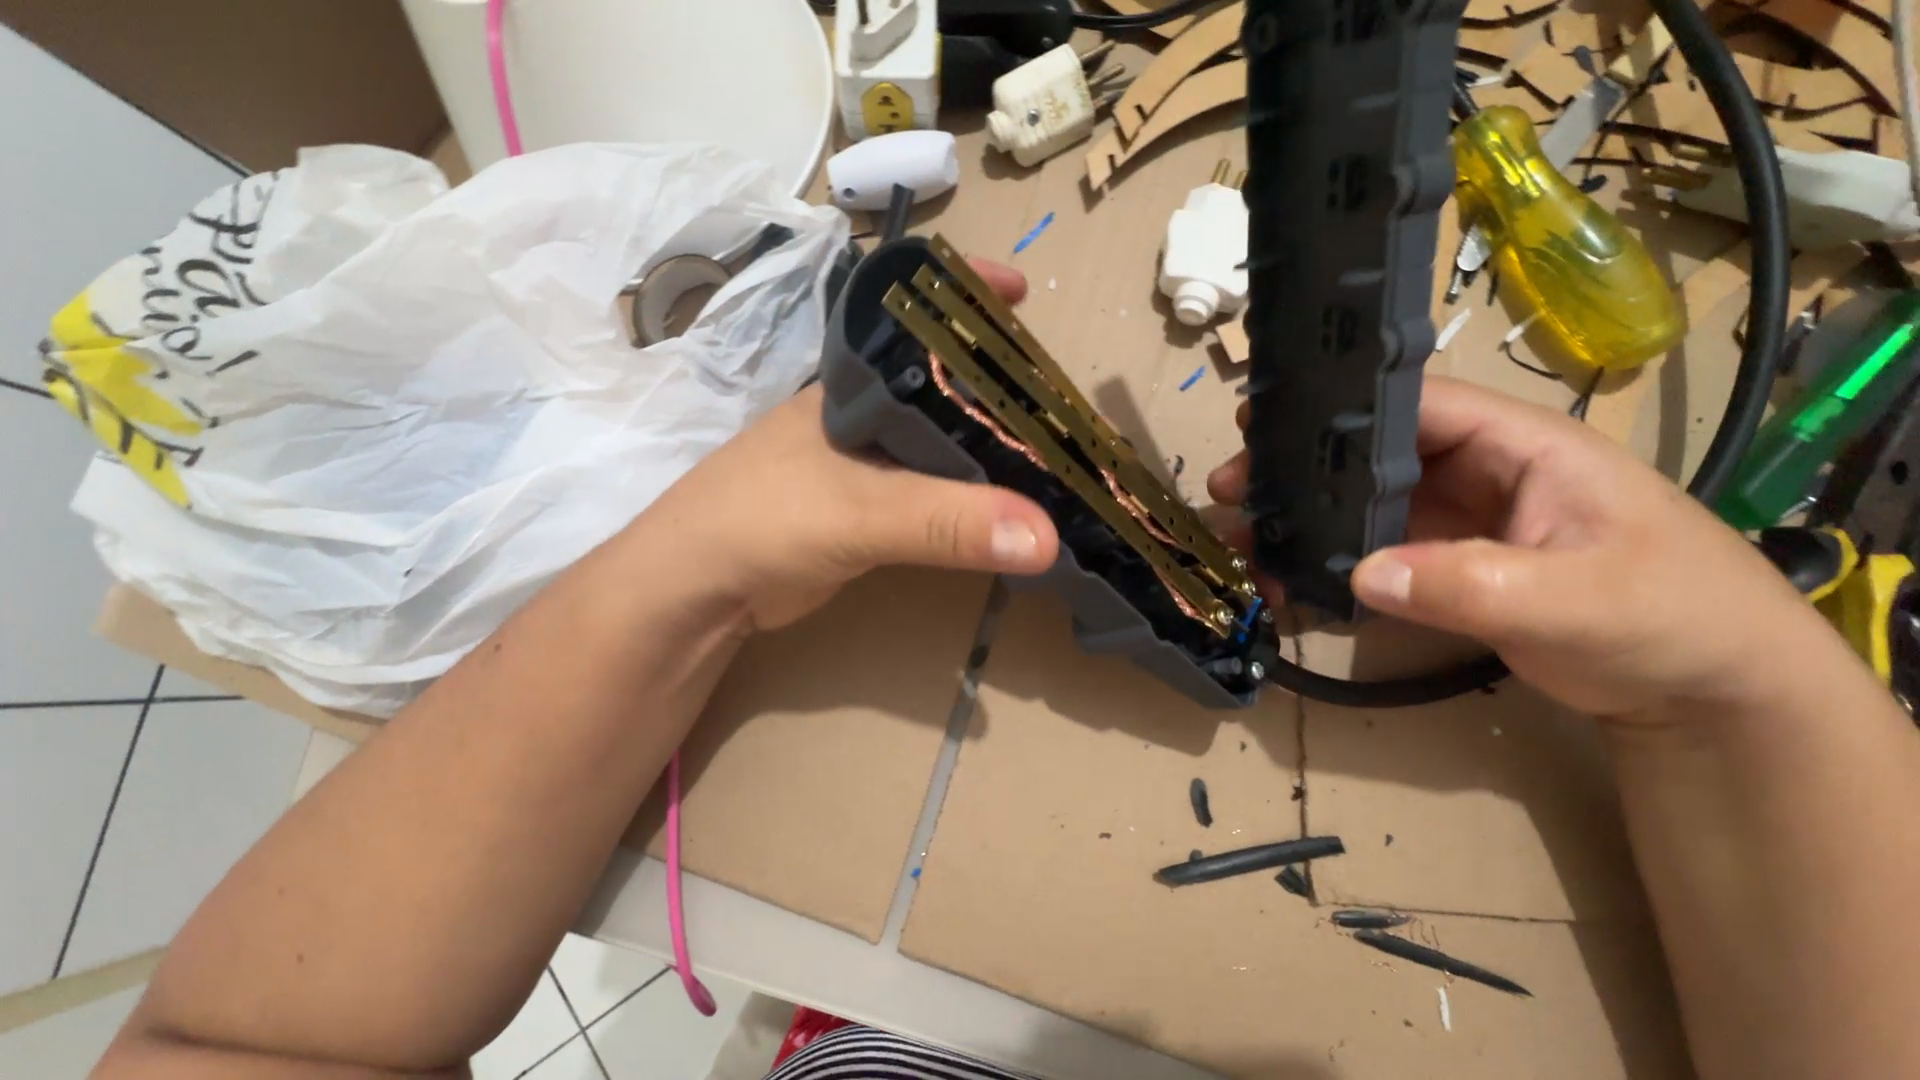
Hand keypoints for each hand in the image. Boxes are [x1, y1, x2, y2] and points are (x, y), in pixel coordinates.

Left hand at [636, 259, 1059, 631]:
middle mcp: (864, 411)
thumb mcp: (857, 512)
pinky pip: (934, 489)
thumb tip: (1048, 537)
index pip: (919, 319)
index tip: (1024, 293)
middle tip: (1065, 396)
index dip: (968, 298)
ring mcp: (865, 461)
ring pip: (943, 439)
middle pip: (944, 382)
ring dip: (991, 444)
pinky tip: (1005, 505)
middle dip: (1001, 381)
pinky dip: (971, 494)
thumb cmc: (762, 520)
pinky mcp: (869, 509)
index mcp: (855, 383)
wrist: (699, 589)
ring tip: (1055, 449)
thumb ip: (947, 521)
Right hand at [1209, 376, 1832, 718]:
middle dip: (1302, 470)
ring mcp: (1465, 524)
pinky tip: (1288, 582)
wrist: (1713, 695)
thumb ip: (1470, 583)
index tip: (1264, 422)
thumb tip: (1360, 572)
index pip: (1418, 406)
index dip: (1340, 408)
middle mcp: (1484, 473)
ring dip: (1307, 521)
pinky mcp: (1453, 570)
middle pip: (1375, 455)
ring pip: (1368, 507)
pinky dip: (1333, 566)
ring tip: (1241, 539)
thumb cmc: (1672, 620)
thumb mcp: (1577, 599)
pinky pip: (1379, 556)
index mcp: (1522, 446)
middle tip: (1232, 491)